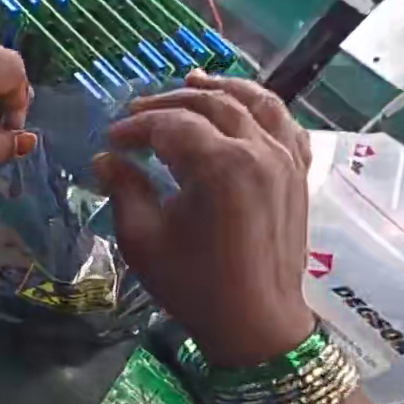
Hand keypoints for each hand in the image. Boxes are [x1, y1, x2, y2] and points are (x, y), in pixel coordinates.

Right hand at [95, 71, 315, 367]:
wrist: (254, 321)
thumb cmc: (192, 284)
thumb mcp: (143, 238)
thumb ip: (125, 188)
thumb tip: (105, 159)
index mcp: (218, 166)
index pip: (169, 124)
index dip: (134, 126)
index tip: (109, 140)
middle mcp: (258, 150)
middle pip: (211, 103)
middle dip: (167, 103)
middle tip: (135, 113)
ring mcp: (285, 159)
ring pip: (255, 102)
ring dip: (218, 90)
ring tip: (192, 82)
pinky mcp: (298, 173)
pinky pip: (284, 124)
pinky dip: (260, 107)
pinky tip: (242, 107)